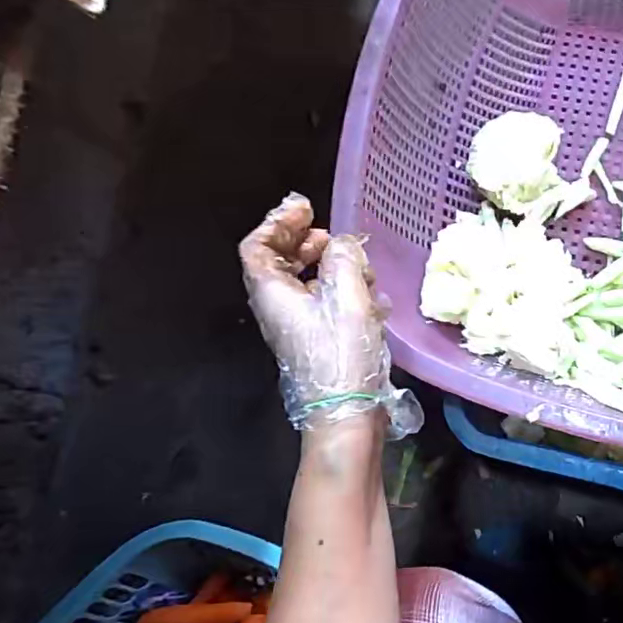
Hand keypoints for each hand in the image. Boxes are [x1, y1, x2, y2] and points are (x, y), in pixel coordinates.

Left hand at [239, 194, 420, 437]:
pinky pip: (317, 302)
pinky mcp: (314, 341)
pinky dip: (335, 289)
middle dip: (301, 241)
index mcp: (272, 294)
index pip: (256, 247)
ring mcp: (295, 327)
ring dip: (323, 265)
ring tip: (353, 263)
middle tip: (328, 232)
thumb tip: (343, 247)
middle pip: (276, 262)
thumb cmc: (341, 354)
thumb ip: (344, 259)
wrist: (346, 413)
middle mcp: (276, 308)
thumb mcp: (348, 297)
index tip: (306, 209)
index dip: (277, 223)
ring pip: (299, 282)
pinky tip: (365, 294)